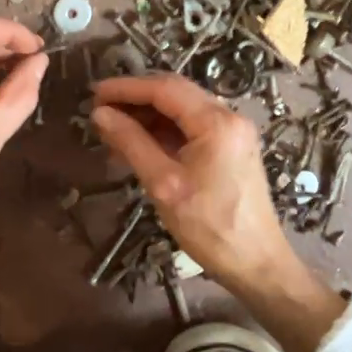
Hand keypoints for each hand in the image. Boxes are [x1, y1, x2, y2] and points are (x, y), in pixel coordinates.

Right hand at [90, 73, 298, 290]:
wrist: (256, 263)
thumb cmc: (209, 227)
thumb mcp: (164, 184)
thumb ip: (131, 143)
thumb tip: (100, 115)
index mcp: (216, 122)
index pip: (164, 89)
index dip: (126, 87)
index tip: (94, 94)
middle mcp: (229, 117)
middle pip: (175, 93)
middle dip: (135, 98)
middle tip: (100, 109)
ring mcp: (233, 132)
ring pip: (182, 110)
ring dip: (147, 115)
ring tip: (113, 128)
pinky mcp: (231, 148)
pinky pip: (191, 128)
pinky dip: (163, 131)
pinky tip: (139, 144)